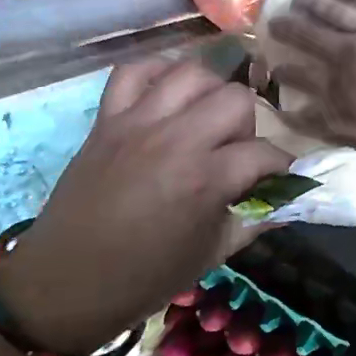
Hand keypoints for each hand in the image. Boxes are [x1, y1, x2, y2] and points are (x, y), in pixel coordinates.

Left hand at [0, 60, 291, 355]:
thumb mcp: (212, 255)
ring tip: (204, 119)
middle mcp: (175, 139)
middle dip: (248, 124)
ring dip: (209, 93)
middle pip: (235, 98)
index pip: (264, 153)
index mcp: (204, 180)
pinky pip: (134, 71)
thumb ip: (256, 219)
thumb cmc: (143, 278)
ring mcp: (136, 123)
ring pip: (191, 73)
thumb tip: (289, 197)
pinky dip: (156, 74)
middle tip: (235, 150)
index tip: (280, 176)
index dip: (281, 166)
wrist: (65, 284)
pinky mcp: (106, 119)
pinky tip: (166, 95)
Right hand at [266, 0, 355, 152]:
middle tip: (275, 22)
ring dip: (312, 5)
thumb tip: (309, 119)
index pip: (308, 82)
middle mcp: (349, 55)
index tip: (276, 69)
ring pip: (332, 11)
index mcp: (346, 91)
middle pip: (312, 38)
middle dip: (290, 30)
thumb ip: (344, 128)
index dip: (289, 76)